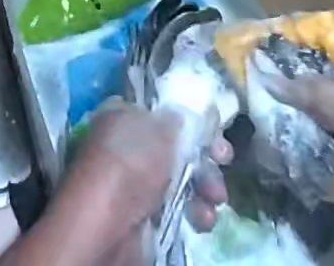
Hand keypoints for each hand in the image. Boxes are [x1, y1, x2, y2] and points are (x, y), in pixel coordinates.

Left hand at [0, 100, 231, 265]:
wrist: (109, 222)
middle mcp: (130, 142)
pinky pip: (180, 207)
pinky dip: (196, 211)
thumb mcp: (158, 128)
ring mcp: (138, 179)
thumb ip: (178, 119)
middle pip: (177, 145)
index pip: (161, 111)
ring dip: (206, 187)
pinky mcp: (148, 212)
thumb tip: (186, 114)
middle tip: (223, 160)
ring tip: (214, 198)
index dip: (189, 118)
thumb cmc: (131, 161)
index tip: (215, 128)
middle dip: (205, 155)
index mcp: (124, 113)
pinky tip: (202, 219)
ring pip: (184, 178)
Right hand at [264, 33, 333, 265]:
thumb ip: (304, 87)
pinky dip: (300, 127)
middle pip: (324, 68)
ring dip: (293, 101)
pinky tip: (275, 122)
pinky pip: (319, 129)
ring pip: (318, 101)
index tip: (275, 31)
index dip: (310, 30)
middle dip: (292, 68)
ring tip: (258, 92)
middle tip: (258, 62)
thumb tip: (265, 75)